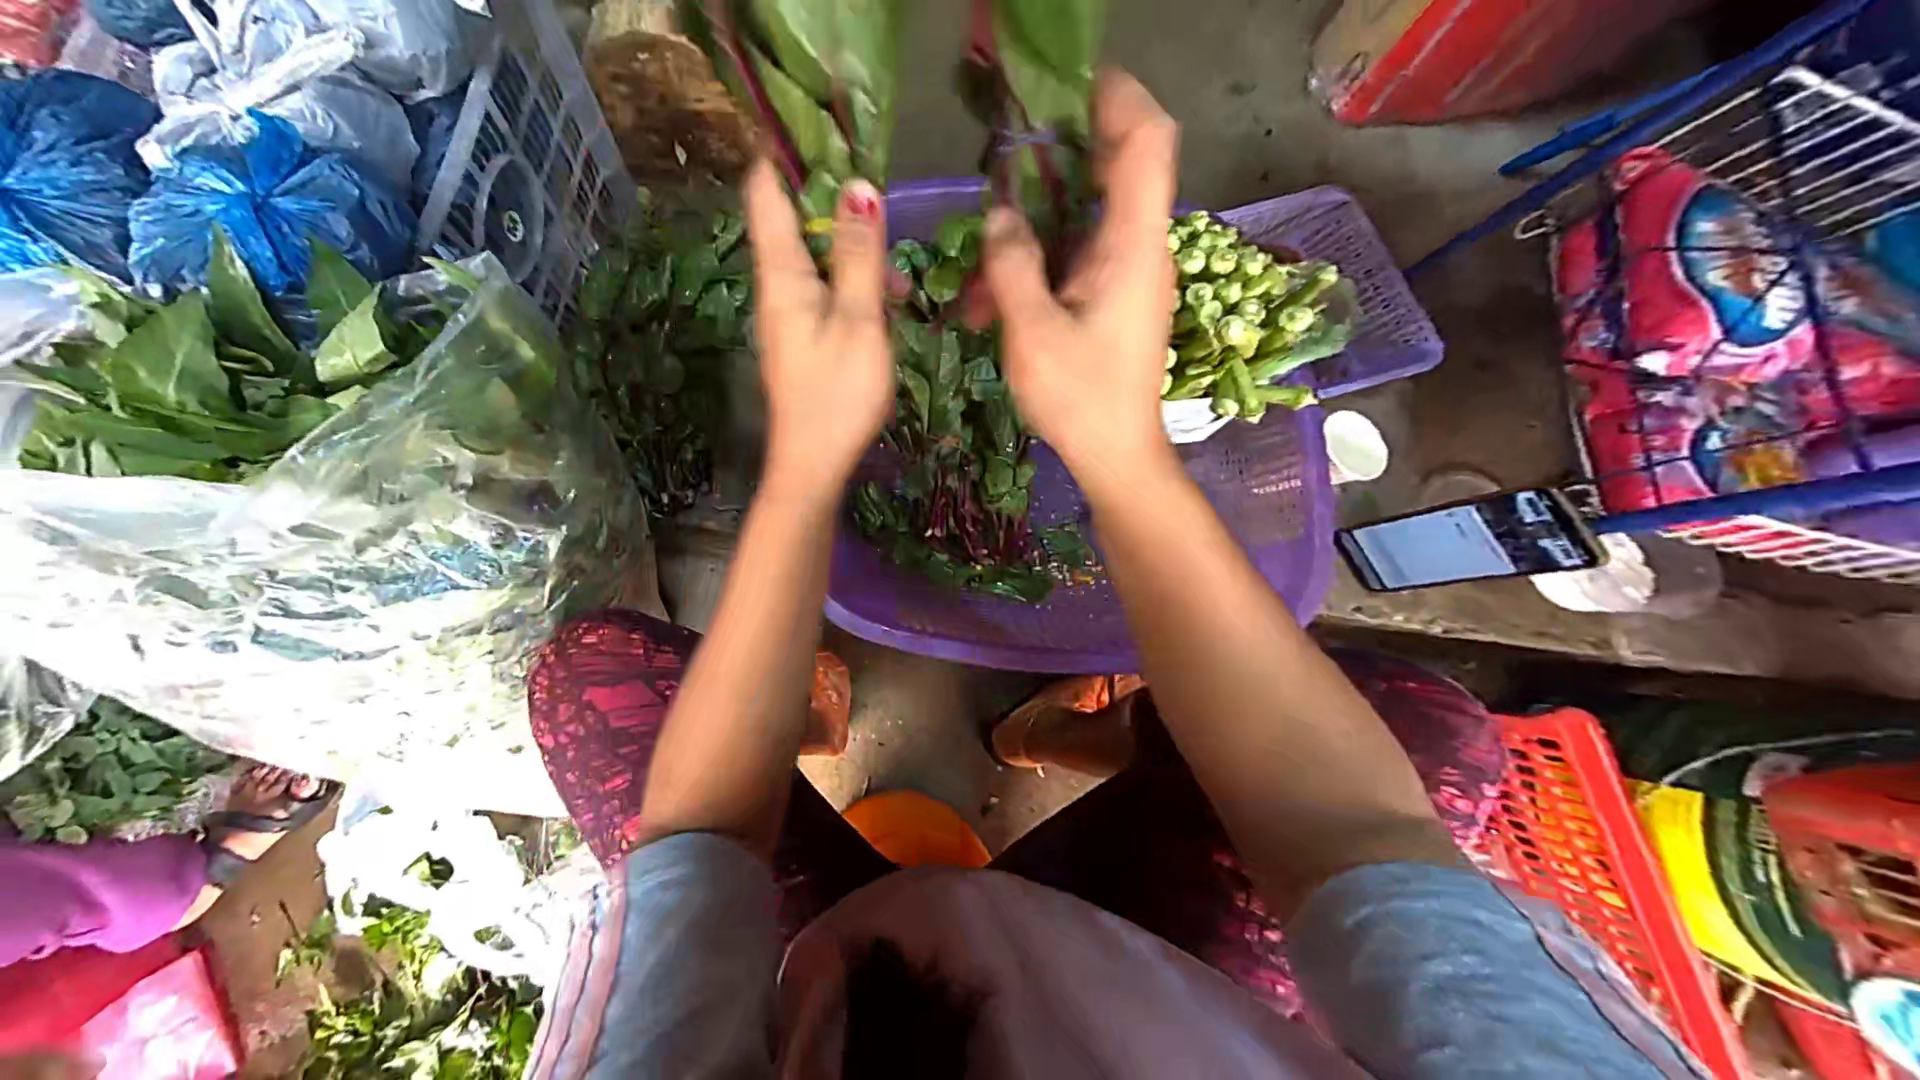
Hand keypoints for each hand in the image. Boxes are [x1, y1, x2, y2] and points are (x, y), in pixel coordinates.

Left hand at [743, 160, 894, 501]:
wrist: (815, 464)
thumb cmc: (838, 394)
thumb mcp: (859, 321)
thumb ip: (858, 256)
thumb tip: (858, 186)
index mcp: (781, 275)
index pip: (767, 191)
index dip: (787, 153)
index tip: (825, 129)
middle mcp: (776, 287)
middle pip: (797, 223)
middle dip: (839, 209)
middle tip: (886, 209)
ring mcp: (788, 315)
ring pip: (818, 262)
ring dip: (856, 257)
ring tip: (900, 280)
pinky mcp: (803, 339)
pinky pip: (826, 294)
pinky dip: (854, 289)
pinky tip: (888, 307)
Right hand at [981, 71, 1180, 487]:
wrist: (1115, 456)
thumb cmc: (1080, 398)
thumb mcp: (1032, 332)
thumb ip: (1012, 265)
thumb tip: (999, 217)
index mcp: (1131, 247)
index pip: (1147, 141)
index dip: (1118, 98)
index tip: (1069, 87)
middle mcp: (1137, 250)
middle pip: (1112, 172)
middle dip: (1055, 162)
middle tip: (1003, 165)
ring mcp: (1126, 276)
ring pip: (1080, 225)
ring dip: (1029, 235)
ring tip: (980, 275)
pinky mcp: (1112, 301)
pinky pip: (1074, 263)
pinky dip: (1036, 269)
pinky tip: (994, 302)